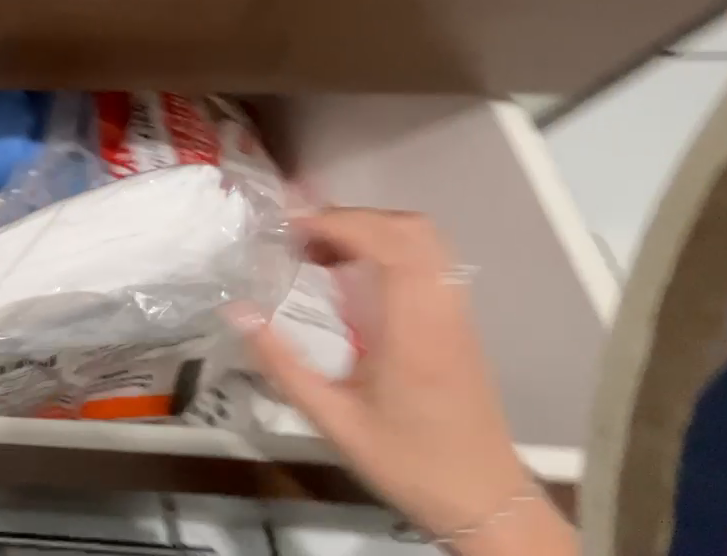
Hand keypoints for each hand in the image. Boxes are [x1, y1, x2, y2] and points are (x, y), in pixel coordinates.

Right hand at [232, 209, 573, 553]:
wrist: (491, 508)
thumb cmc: (410, 464)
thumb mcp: (332, 420)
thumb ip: (281, 363)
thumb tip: (236, 309)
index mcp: (415, 331)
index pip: (391, 246)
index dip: (338, 223)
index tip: (290, 230)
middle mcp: (443, 313)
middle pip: (412, 230)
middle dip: (350, 218)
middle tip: (302, 236)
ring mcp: (456, 318)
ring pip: (424, 241)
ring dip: (367, 231)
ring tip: (318, 251)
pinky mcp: (457, 327)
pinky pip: (426, 263)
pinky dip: (382, 250)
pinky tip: (346, 277)